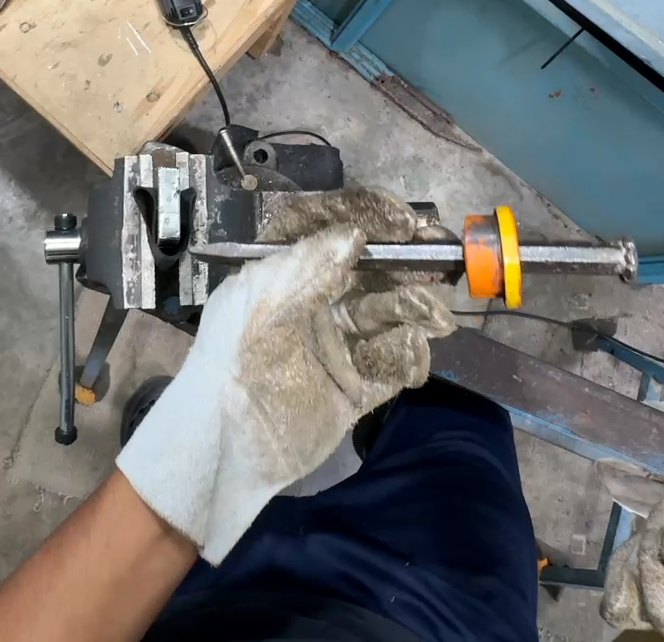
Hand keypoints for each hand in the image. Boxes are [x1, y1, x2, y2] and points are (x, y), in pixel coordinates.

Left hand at [116, 188, 457, 562]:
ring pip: (388, 314)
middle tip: (441, 252)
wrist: (223, 444)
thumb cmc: (231, 355)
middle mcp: (315, 303)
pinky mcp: (354, 389)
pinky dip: (408, 354)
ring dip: (413, 306)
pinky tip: (412, 351)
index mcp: (287, 274)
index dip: (367, 218)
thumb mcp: (258, 298)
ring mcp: (337, 346)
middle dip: (406, 259)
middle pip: (370, 270)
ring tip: (433, 315)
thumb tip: (355, 234)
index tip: (401, 219)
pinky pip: (392, 364)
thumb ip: (306, 265)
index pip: (332, 232)